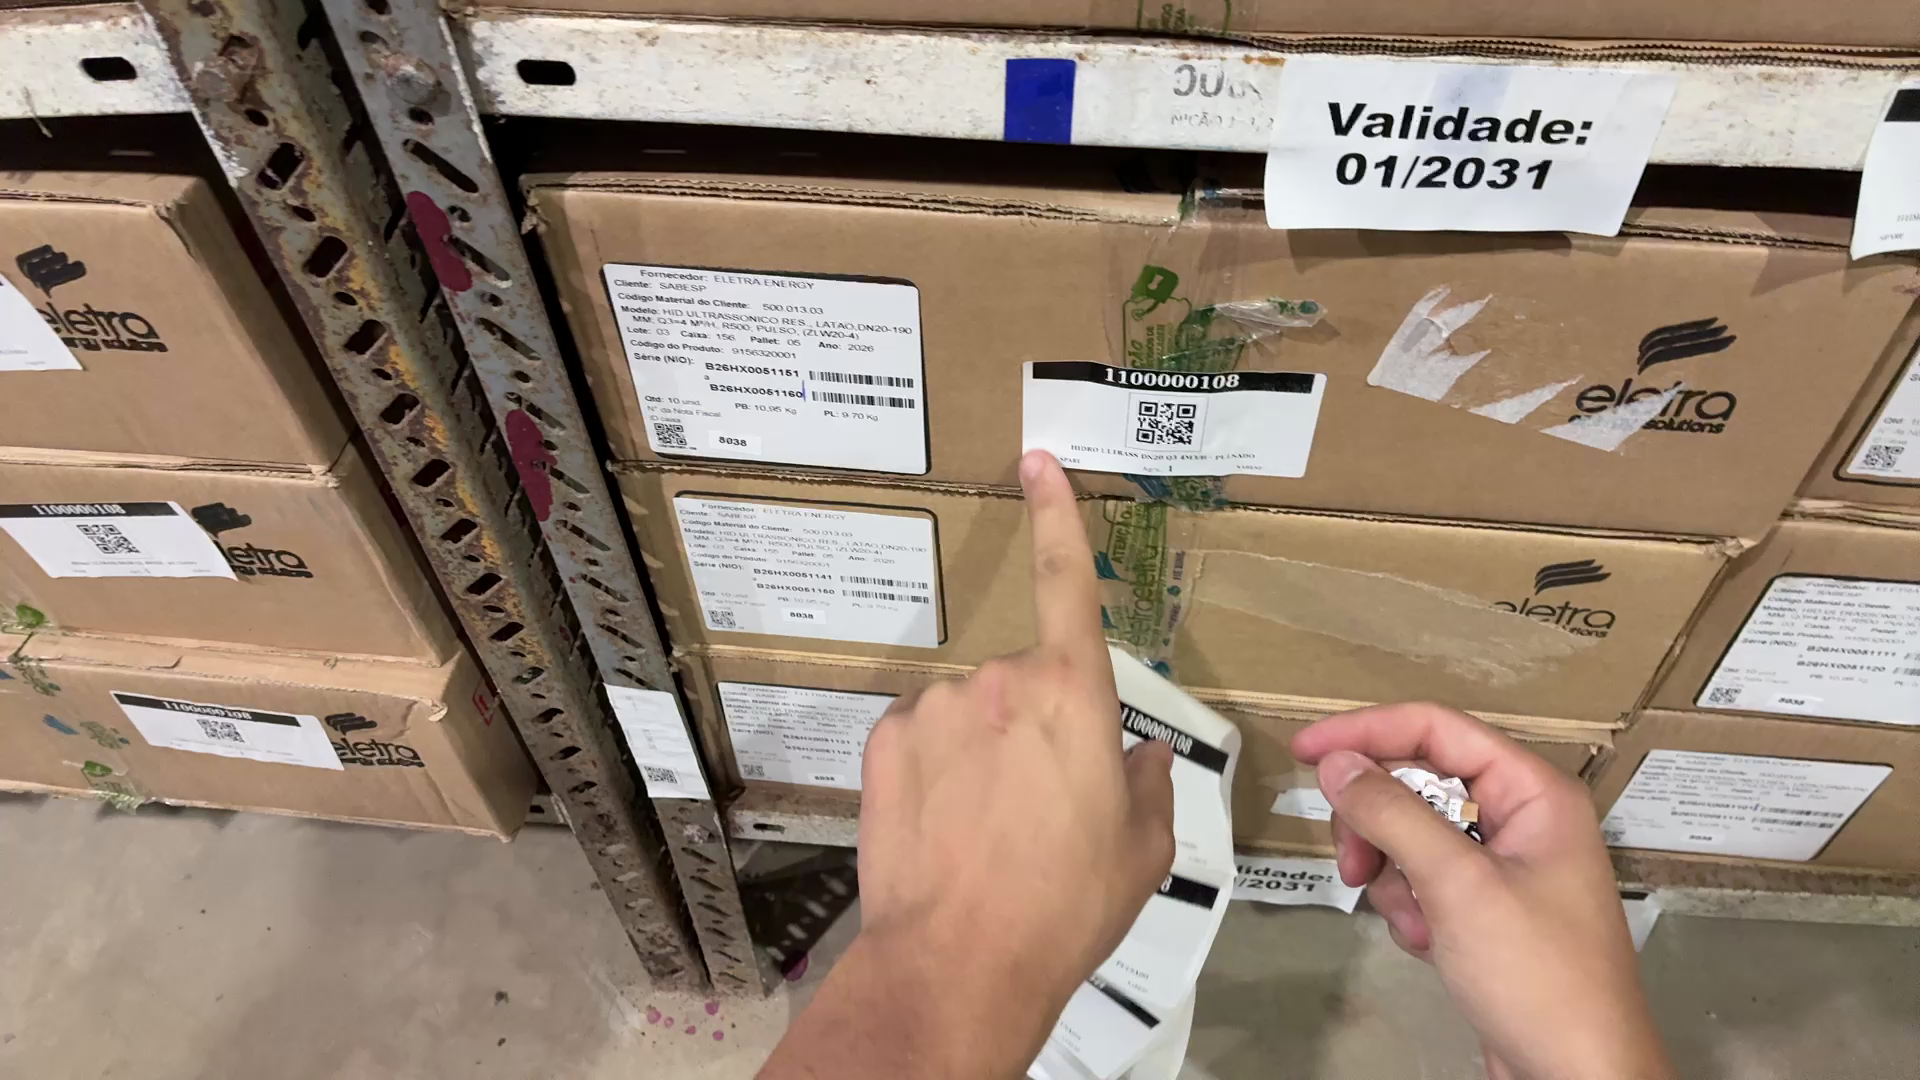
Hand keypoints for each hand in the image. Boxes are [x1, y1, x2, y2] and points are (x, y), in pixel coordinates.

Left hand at [758, 450, 1174, 1079]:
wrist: (960, 961)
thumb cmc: (1067, 902)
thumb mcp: (1142, 846)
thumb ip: (1144, 779)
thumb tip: (1133, 753)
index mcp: (1070, 692)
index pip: (1065, 582)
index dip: (1056, 515)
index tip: (1036, 460)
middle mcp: (997, 679)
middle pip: (1020, 679)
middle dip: (1030, 722)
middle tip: (1033, 801)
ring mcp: (933, 704)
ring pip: (967, 708)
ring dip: (979, 746)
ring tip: (984, 822)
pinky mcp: (885, 734)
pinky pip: (922, 733)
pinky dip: (933, 763)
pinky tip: (940, 819)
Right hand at [1293, 703, 1669, 1079]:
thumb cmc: (1536, 975)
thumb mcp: (1456, 884)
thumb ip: (1390, 812)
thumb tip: (1331, 761)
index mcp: (1529, 791)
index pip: (1431, 727)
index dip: (1363, 730)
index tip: (1305, 751)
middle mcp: (1514, 813)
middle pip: (1410, 778)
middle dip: (1373, 819)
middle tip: (1352, 860)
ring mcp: (1495, 858)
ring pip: (1402, 824)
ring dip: (1387, 867)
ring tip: (1405, 915)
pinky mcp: (1477, 898)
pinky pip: (1413, 867)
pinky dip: (1404, 898)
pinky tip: (1426, 938)